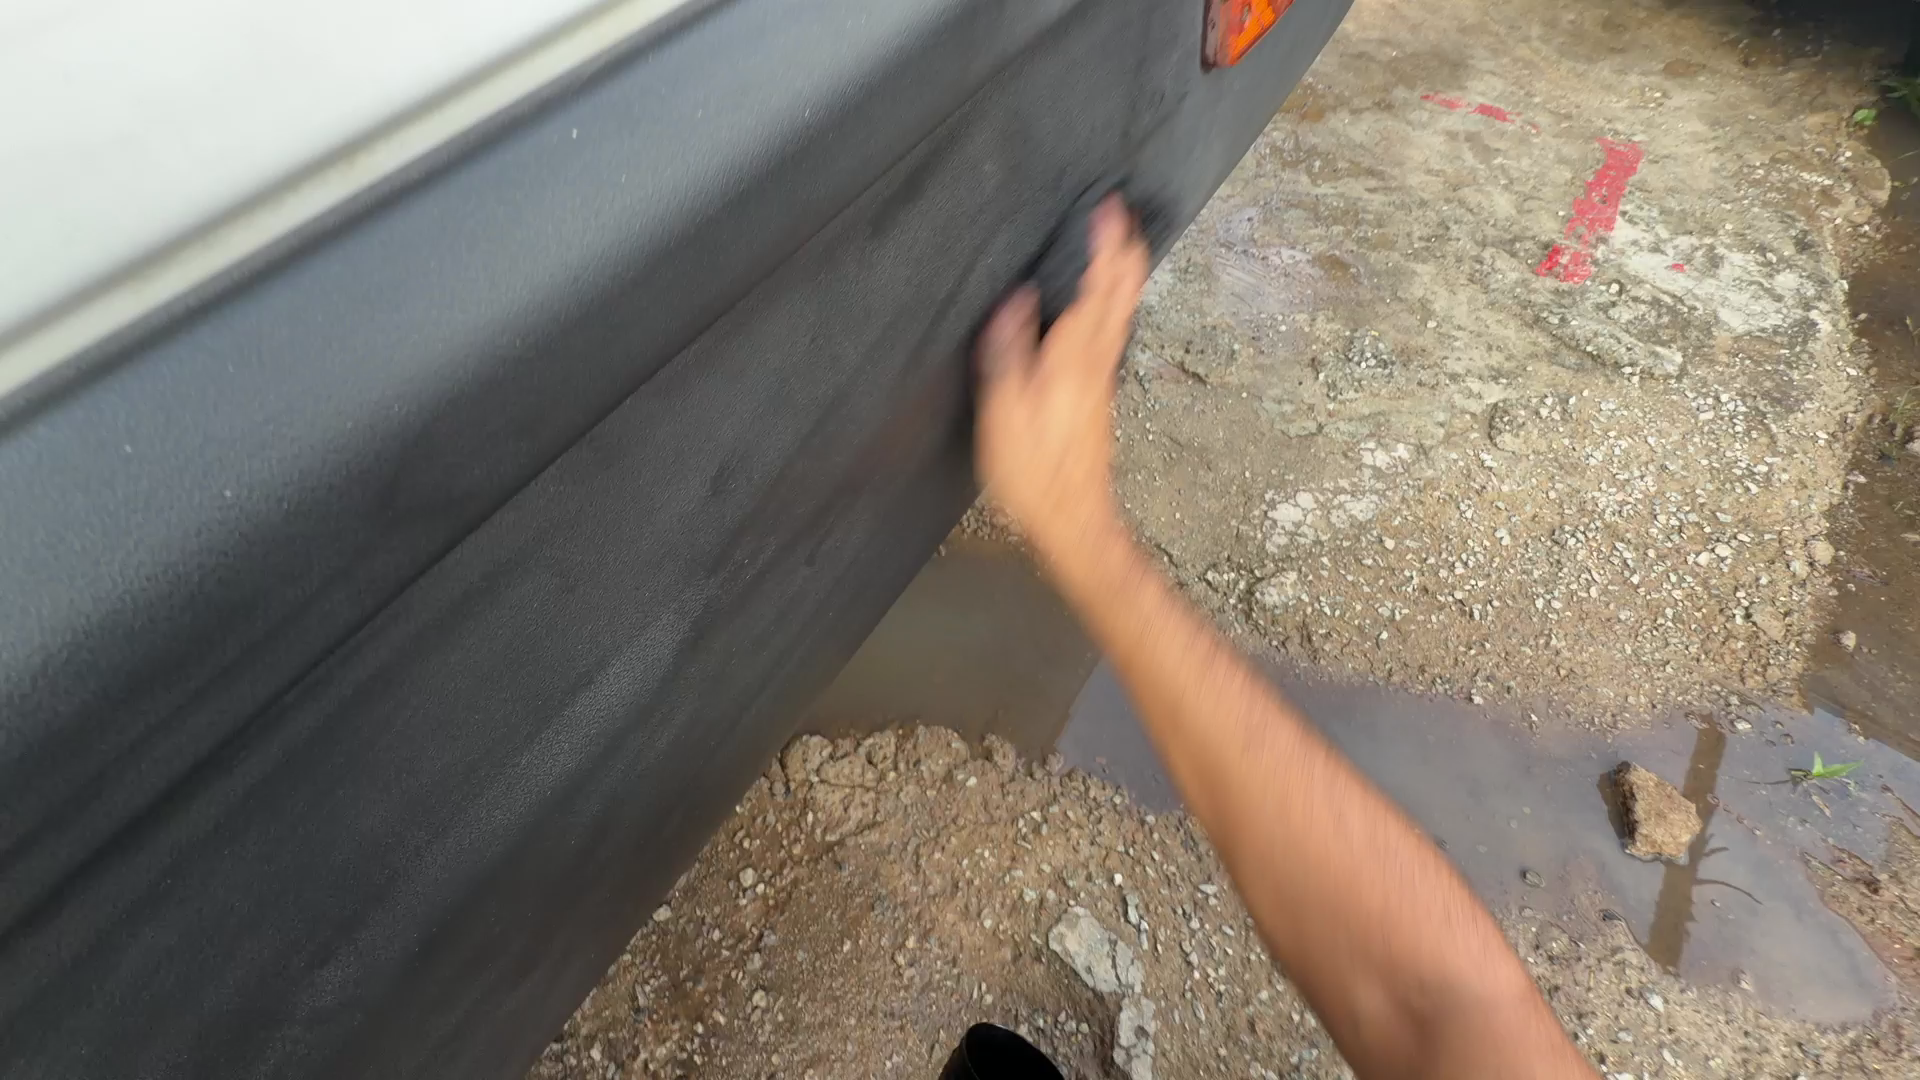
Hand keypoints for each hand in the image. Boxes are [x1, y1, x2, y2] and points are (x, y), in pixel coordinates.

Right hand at [974, 196, 1149, 558]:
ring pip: (1122, 313)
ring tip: (1121, 245)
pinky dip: (1114, 306)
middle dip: (1127, 249)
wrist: (1072, 518)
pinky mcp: (1097, 398)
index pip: (1097, 287)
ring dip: (1124, 275)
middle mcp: (1096, 364)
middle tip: (1125, 213)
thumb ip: (1009, 351)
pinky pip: (1112, 336)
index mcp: (1073, 359)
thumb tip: (1016, 301)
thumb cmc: (1034, 472)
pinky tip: (1105, 307)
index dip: (1105, 244)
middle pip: (1122, 294)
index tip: (1108, 206)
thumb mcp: (1004, 413)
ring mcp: (1101, 381)